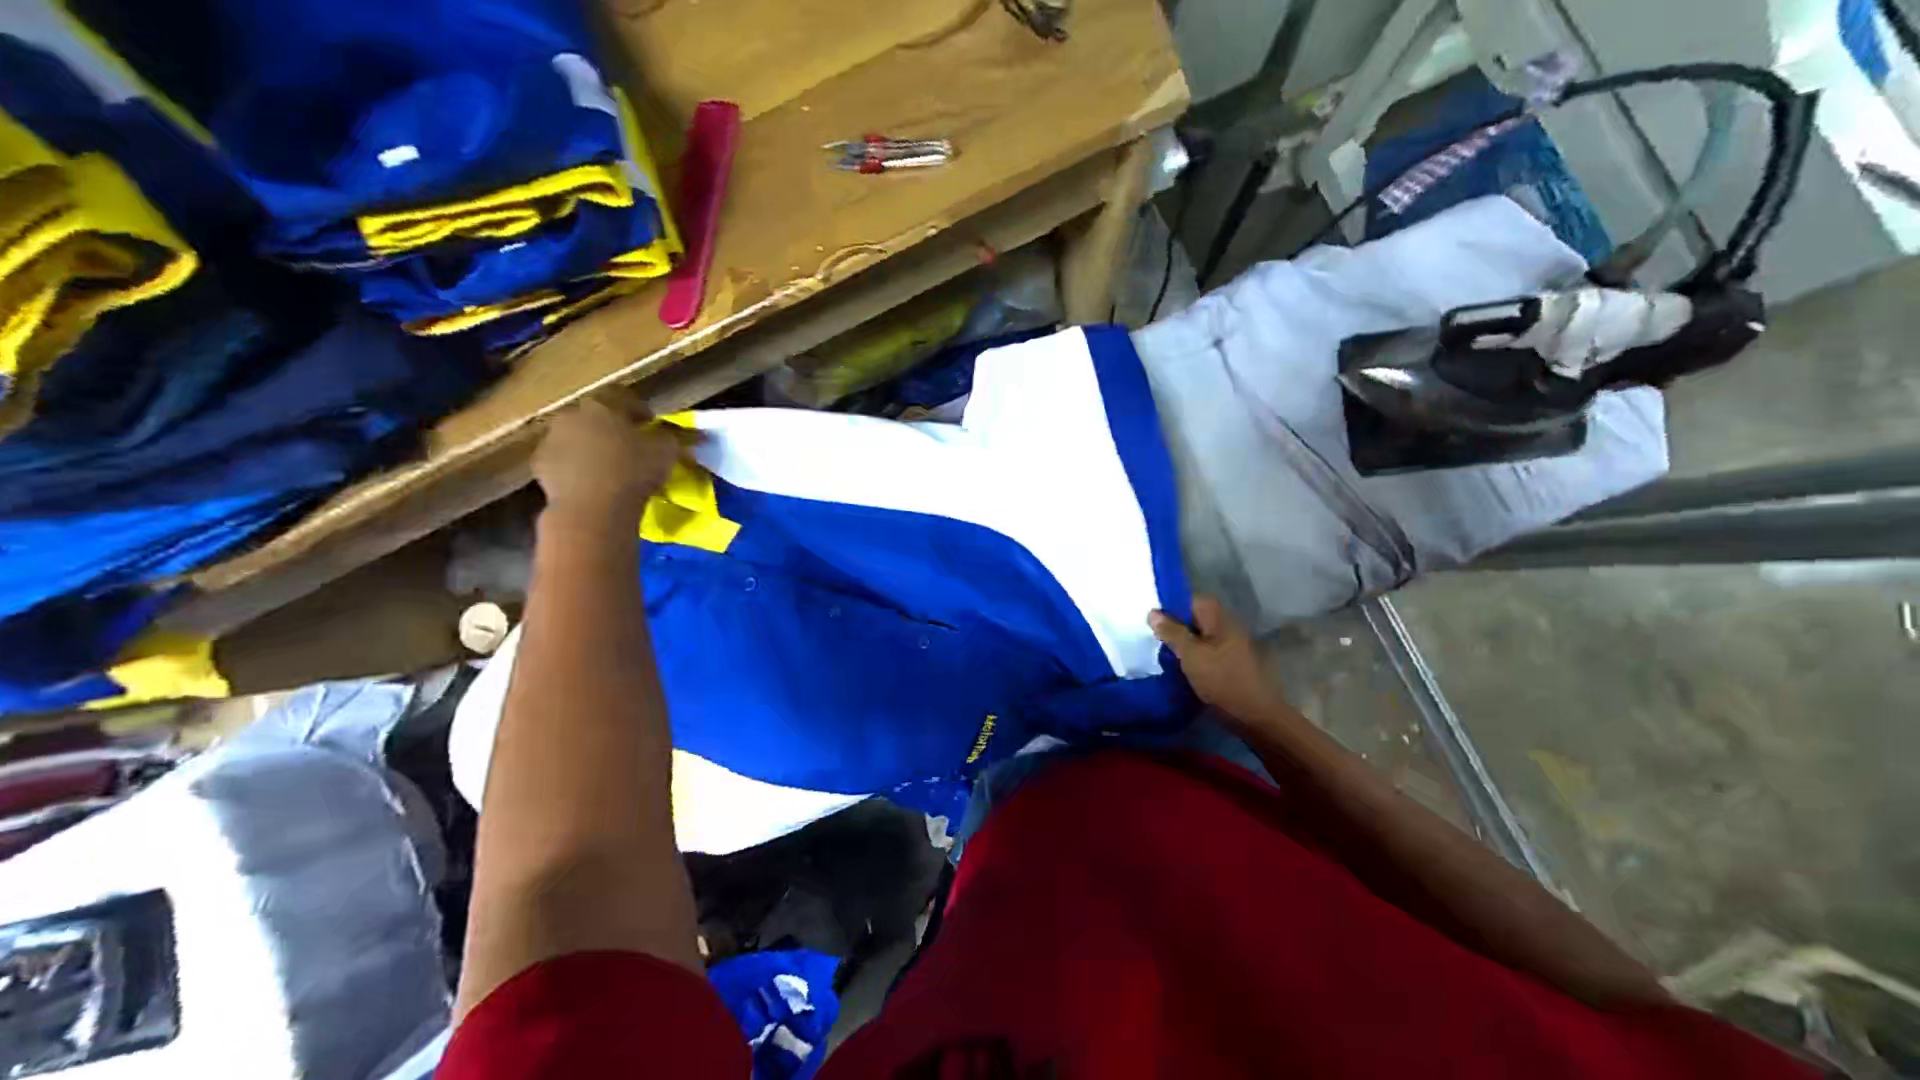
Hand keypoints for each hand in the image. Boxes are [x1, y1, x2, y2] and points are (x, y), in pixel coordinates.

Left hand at [533, 392, 684, 522]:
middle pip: (594, 416)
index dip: (638, 410)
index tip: (649, 423)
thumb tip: (665, 433)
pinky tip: (586, 482)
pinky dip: (572, 467)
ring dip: (588, 447)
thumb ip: (666, 437)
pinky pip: (561, 461)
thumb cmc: (633, 471)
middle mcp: (572, 415)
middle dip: (608, 427)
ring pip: (574, 437)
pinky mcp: (539, 465)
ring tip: (605, 467)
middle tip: (625, 444)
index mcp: (603, 405)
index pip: (623, 398)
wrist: (592, 507)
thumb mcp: (665, 452)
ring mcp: (551, 438)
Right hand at [1150, 597, 1288, 727]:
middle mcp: (1227, 626)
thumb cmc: (1221, 679)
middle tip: (1152, 636)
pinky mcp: (1229, 663)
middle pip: (1195, 618)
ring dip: (1182, 643)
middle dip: (1174, 625)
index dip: (1170, 605)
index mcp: (1220, 618)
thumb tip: (1153, 612)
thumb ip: (1171, 632)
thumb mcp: (1190, 654)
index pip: (1191, 600)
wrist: (1254, 715)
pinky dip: (1192, 656)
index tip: (1151, 618)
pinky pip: (1205, 651)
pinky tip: (1178, 666)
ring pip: (1199, 636)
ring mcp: (1230, 645)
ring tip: (1161, 651)